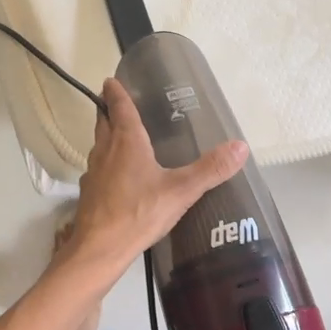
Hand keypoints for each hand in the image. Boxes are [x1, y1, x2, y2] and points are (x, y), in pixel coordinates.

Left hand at [66, 78, 247, 270]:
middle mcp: (106, 151)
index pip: (120, 108)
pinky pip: (98, 172)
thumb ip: (210, 169)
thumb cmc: (139, 213)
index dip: (117, 92)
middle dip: (108, 111)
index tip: (112, 80)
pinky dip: (106, 167)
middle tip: (115, 104)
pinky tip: (117, 180)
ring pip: (98, 147)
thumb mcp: (181, 191)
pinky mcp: (89, 195)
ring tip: (119, 138)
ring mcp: (93, 174)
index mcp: (127, 142)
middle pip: (104, 123)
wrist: (100, 248)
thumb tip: (241, 147)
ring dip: (106, 138)